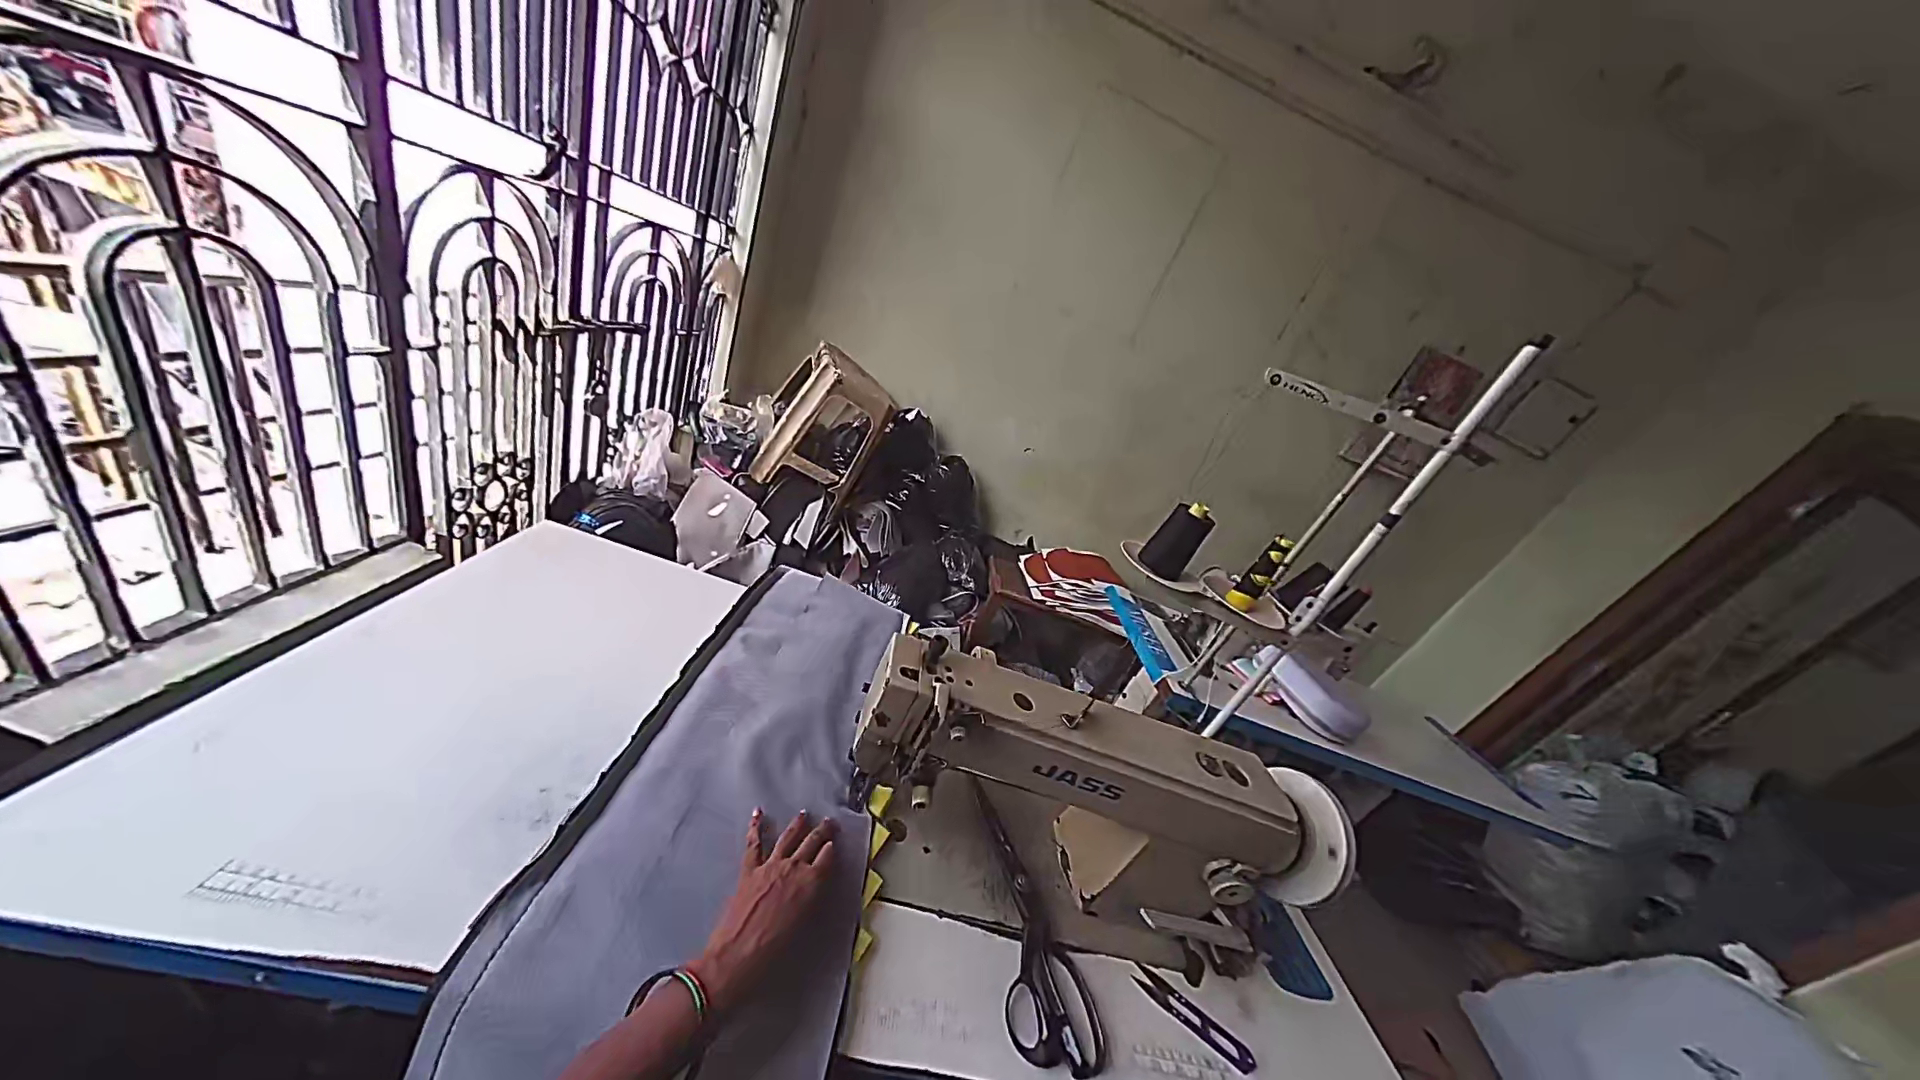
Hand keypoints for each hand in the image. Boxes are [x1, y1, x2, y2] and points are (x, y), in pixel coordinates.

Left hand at [687, 808, 836, 1015]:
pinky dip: (756, 827)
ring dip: (797, 824)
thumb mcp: (803, 924)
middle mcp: (793, 868)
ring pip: (787, 837)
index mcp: (810, 883)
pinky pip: (754, 844)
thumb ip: (811, 899)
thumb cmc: (774, 950)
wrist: (736, 956)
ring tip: (804, 814)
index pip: (827, 857)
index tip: (835, 841)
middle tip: (829, 821)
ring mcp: (770, 866)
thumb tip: (813, 886)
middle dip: (822, 830)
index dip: (832, 847)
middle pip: (811, 842)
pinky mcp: (749, 870)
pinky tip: (758, 813)